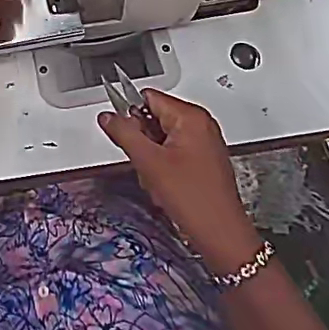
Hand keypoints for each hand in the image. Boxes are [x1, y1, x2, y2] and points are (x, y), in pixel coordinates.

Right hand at [99, 89, 263, 273]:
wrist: (219, 232)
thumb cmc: (195, 199)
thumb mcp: (149, 162)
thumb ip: (124, 134)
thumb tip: (108, 117)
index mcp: (191, 116)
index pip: (149, 97)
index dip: (130, 114)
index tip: (121, 132)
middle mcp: (201, 125)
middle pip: (154, 118)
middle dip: (143, 142)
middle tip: (147, 163)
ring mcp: (203, 142)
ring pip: (161, 139)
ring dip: (151, 158)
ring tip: (158, 179)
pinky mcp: (202, 160)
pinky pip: (172, 153)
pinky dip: (162, 168)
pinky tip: (166, 186)